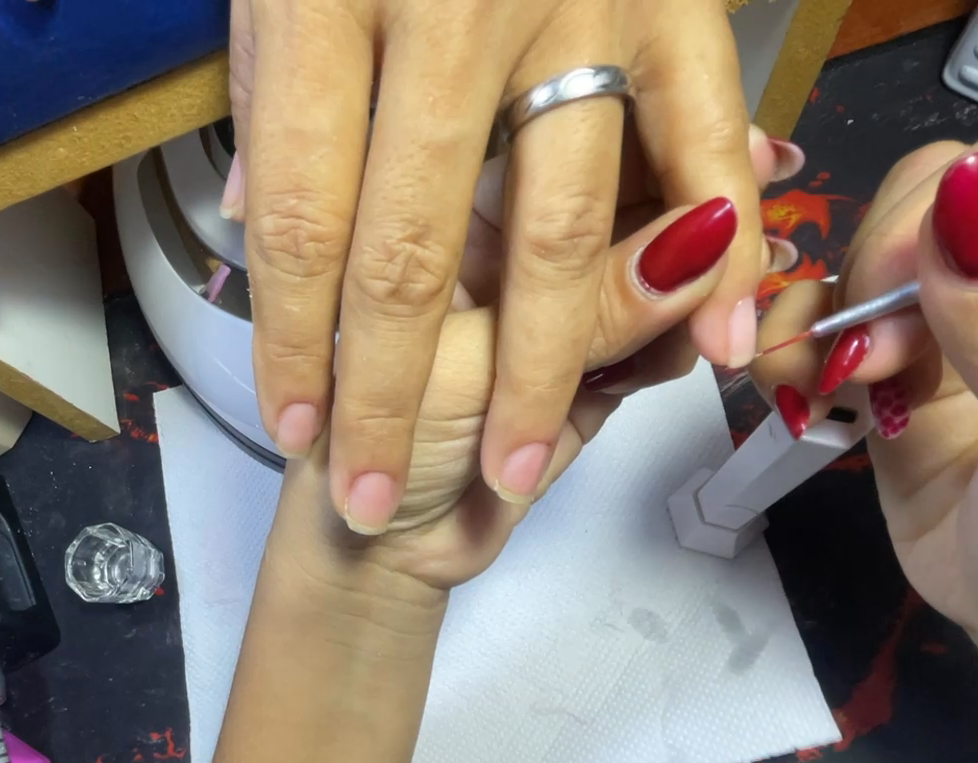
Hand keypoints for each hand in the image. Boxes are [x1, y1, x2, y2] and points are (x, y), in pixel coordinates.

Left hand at [230, 0, 766, 533]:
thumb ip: (268, 107)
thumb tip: (257, 226)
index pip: (299, 224)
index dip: (292, 344)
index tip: (296, 430)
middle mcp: (449, 4)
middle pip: (406, 257)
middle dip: (385, 401)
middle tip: (370, 498)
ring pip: (550, 234)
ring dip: (530, 377)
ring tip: (507, 477)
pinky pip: (701, 137)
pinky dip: (721, 251)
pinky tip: (721, 347)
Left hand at [284, 186, 751, 593]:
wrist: (384, 553)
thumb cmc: (377, 445)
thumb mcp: (472, 366)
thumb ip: (584, 314)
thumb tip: (704, 236)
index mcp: (451, 220)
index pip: (557, 156)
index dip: (645, 148)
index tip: (723, 150)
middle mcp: (507, 253)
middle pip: (617, 208)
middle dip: (687, 214)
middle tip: (758, 211)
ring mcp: (548, 315)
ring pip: (645, 277)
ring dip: (691, 288)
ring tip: (728, 299)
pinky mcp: (581, 374)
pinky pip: (647, 345)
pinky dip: (676, 345)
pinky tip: (697, 349)